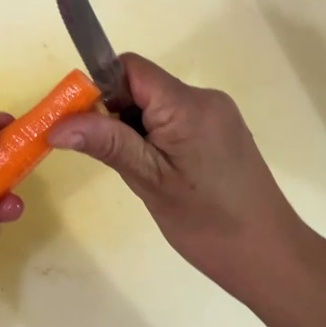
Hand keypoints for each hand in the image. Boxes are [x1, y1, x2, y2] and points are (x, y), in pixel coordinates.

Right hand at [48, 53, 321, 294]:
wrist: (270, 257)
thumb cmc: (208, 222)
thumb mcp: (148, 181)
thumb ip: (105, 143)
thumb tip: (55, 125)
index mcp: (187, 105)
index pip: (129, 68)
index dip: (98, 87)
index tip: (82, 124)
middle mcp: (204, 99)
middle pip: (139, 85)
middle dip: (113, 113)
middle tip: (106, 156)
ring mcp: (215, 116)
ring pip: (153, 104)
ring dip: (132, 129)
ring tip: (136, 171)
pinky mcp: (219, 133)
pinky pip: (172, 119)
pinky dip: (152, 137)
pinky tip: (157, 172)